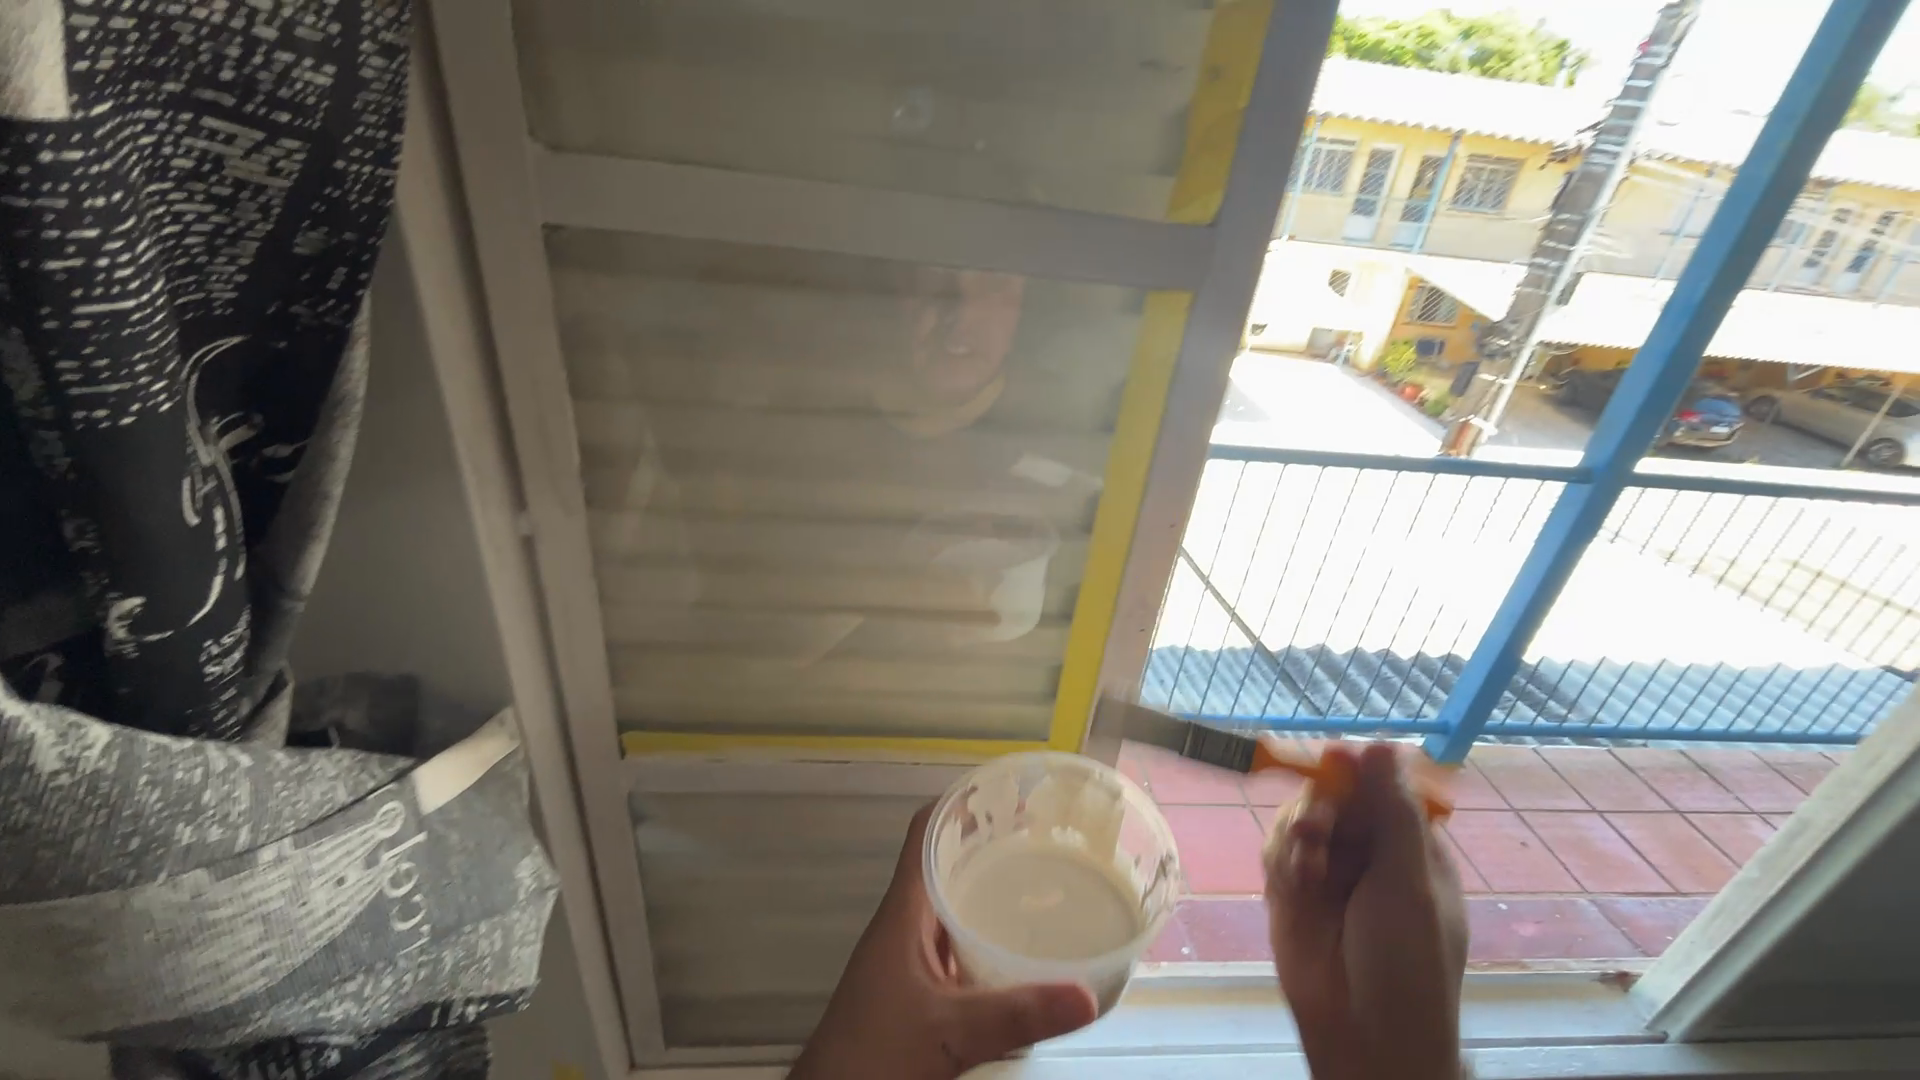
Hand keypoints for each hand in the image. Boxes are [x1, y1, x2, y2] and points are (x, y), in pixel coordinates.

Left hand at [789, 805, 1098, 1079]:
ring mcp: (907, 952)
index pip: (926, 831)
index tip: (1006, 792)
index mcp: (904, 909)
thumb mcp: (951, 1031)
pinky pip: (952, 937)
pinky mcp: (914, 983)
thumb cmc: (876, 1052)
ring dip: (985, 884)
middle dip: (987, 841)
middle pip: (943, 859)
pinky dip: (982, 929)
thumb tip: (1088, 994)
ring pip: (948, 899)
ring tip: (1039, 879)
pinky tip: (1017, 947)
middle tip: (1042, 835)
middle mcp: (905, 920)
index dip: (959, 802)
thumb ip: (1017, 1013)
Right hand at [1264, 743, 1468, 1079]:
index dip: (1354, 772)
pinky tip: (1294, 884)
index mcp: (1409, 845)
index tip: (1332, 760)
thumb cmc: (1404, 961)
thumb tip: (1383, 742)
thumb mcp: (1409, 883)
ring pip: (1298, 817)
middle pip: (1332, 795)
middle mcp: (1367, 849)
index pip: (1379, 786)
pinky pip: (1276, 848)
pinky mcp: (1290, 885)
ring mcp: (1327, 867)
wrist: (1360, 1032)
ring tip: (1307, 872)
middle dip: (1320, 808)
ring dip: (1297, 837)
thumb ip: (1392, 812)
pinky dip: (1281, 860)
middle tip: (1318, 832)